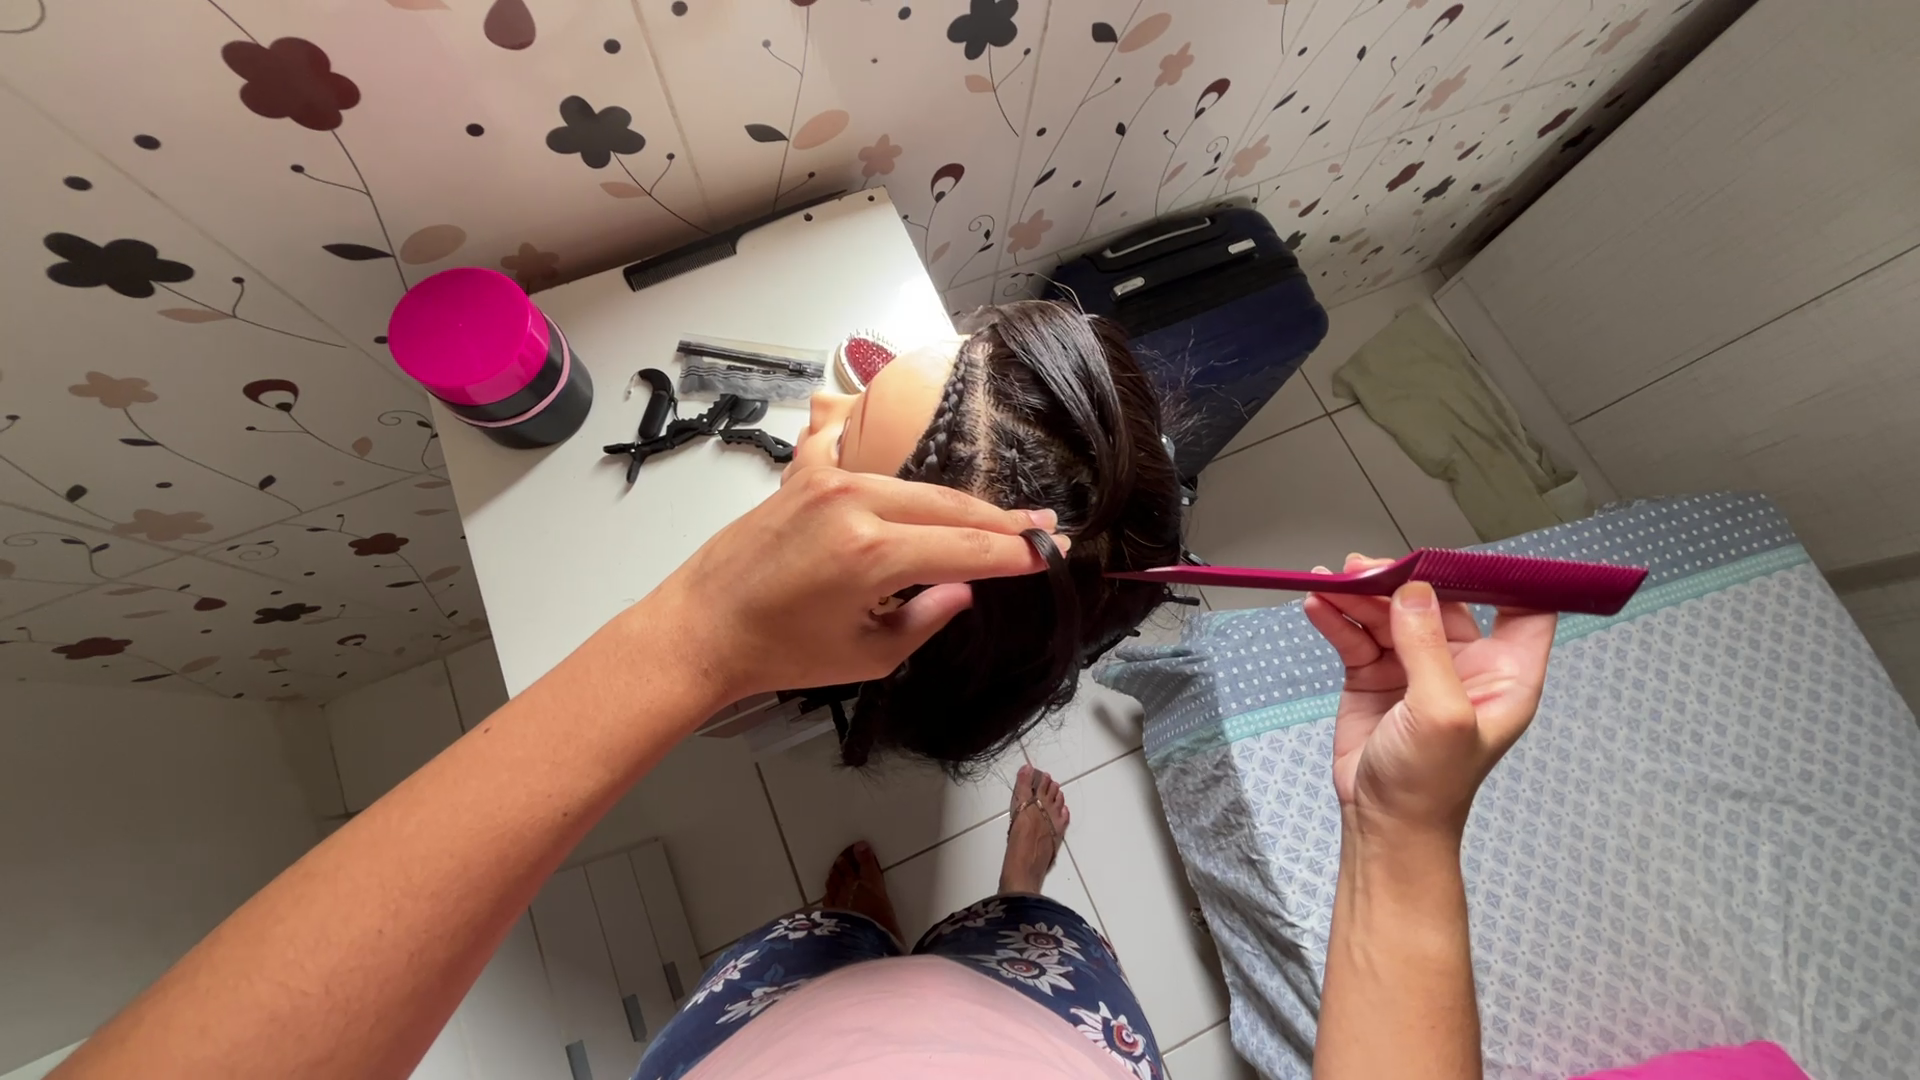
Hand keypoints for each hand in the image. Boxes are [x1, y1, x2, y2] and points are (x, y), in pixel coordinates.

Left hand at [637, 466, 1066, 703]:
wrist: (700, 628)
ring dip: (960, 503)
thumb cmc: (780, 654)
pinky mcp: (806, 476)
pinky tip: (922, 470)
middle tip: (1043, 525)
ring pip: (918, 485)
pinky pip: (868, 463)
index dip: (1013, 553)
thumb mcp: (867, 657)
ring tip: (998, 516)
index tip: (1049, 551)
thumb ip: (928, 619)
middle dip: (1001, 519)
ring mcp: (828, 481)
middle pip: (951, 505)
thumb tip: (966, 588)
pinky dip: (903, 475)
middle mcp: (854, 504)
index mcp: (872, 556)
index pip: (966, 548)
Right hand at [1303, 554, 1555, 840]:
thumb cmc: (1430, 782)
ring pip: (1386, 615)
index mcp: (1501, 673)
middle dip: (1401, 582)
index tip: (1460, 558)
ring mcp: (1411, 667)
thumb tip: (1413, 590)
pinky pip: (1354, 635)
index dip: (1502, 579)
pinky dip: (1335, 619)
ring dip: (1358, 597)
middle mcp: (1459, 664)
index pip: (1520, 610)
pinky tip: (1317, 605)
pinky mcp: (1371, 674)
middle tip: (1365, 567)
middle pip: (1434, 603)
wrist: (1382, 820)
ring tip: (1330, 582)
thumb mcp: (1439, 713)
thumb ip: (1428, 648)